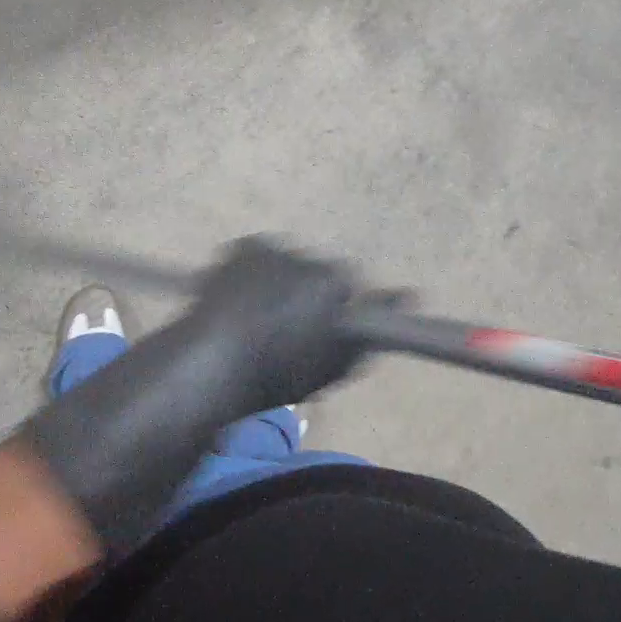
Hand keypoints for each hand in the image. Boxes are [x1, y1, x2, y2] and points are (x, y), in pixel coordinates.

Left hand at [186, 236, 373, 412]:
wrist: (214, 360)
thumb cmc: (278, 374)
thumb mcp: (333, 366)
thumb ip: (368, 332)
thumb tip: (406, 296)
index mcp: (335, 283)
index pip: (350, 288)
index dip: (338, 310)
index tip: (322, 333)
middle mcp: (308, 256)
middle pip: (318, 273)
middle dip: (308, 294)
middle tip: (288, 328)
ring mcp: (273, 247)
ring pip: (288, 263)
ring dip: (281, 281)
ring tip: (259, 317)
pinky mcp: (244, 247)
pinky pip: (259, 256)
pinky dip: (254, 271)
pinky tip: (243, 300)